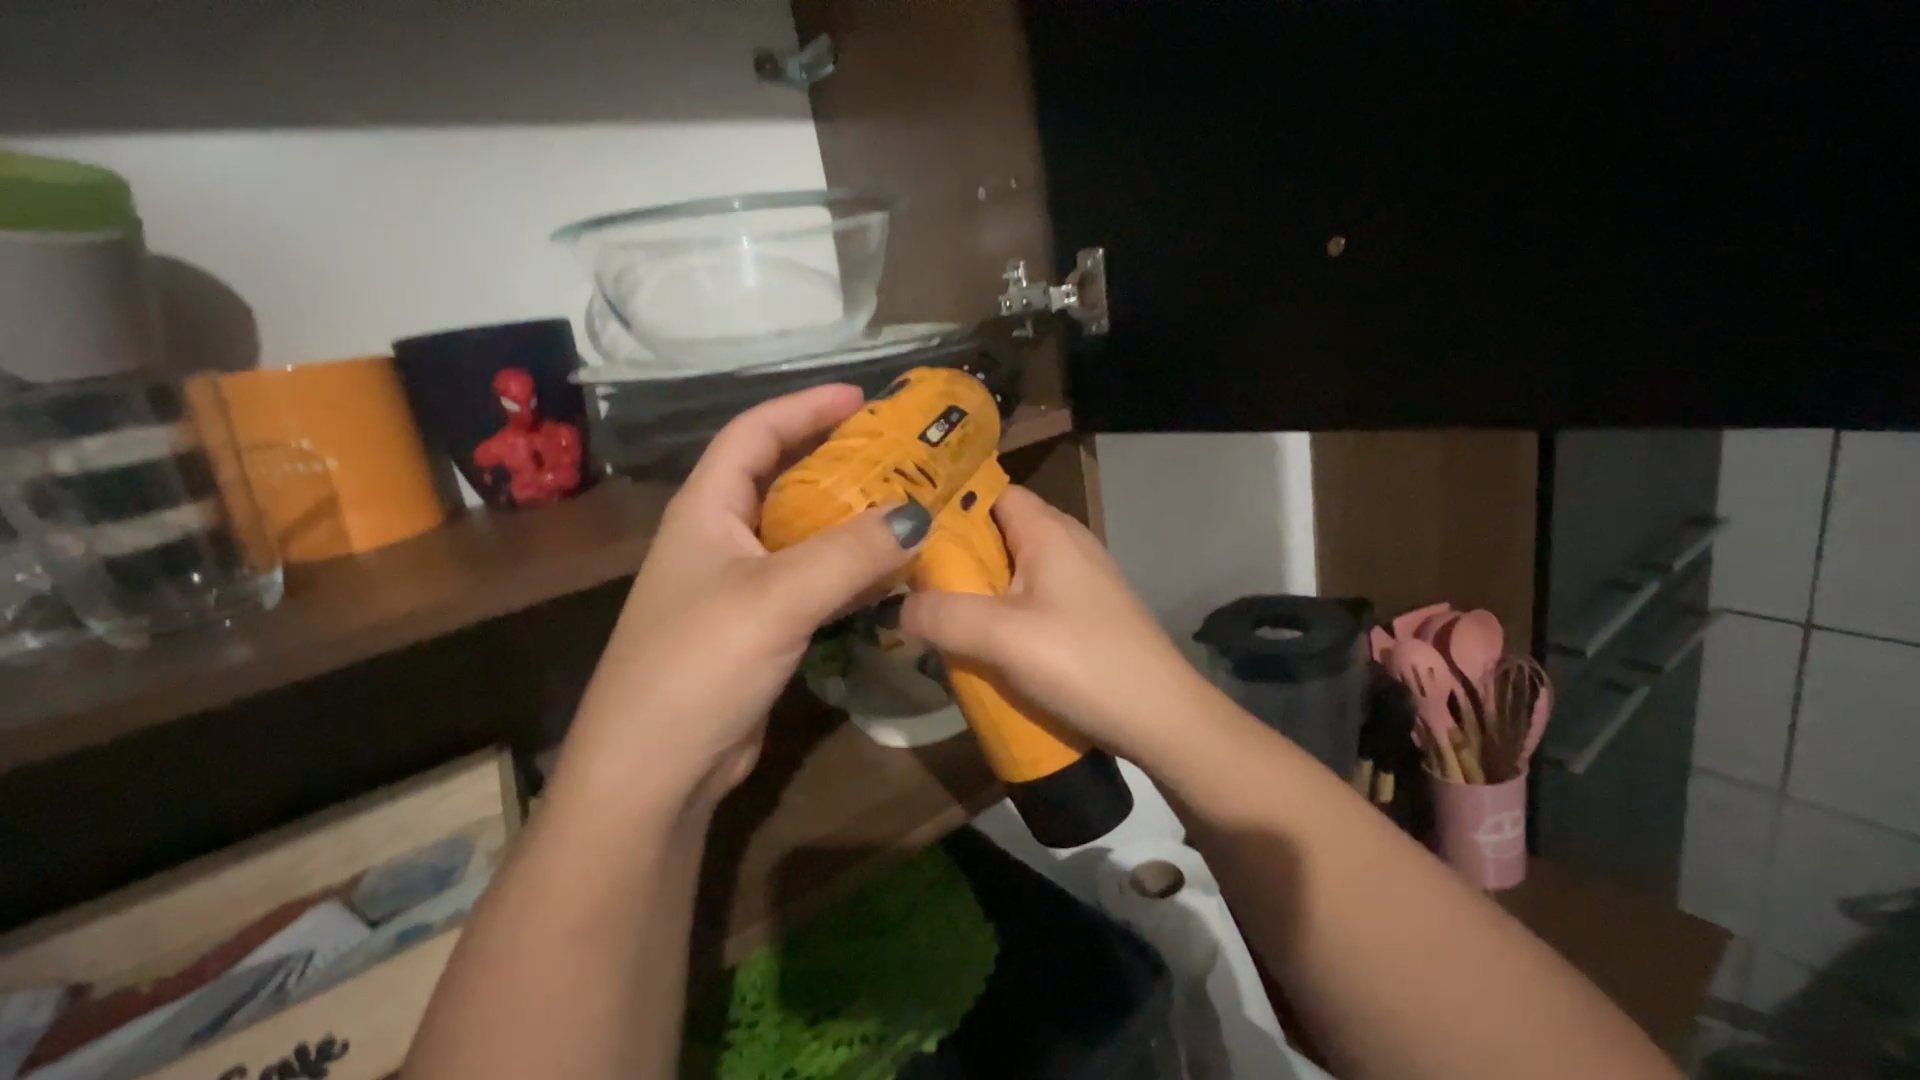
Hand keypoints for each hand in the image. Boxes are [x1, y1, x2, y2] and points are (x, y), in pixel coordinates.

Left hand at [560, 385, 931, 806]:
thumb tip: (920, 515)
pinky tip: (892, 579)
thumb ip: (850, 553)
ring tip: (912, 512)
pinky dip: (851, 577)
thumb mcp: (777, 598)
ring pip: (803, 539)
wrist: (653, 772)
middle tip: (904, 458)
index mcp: (706, 510)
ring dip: (852, 525)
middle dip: (840, 465)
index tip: (862, 398)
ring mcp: (738, 590)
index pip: (753, 433)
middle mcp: (720, 540)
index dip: (804, 407)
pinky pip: (812, 587)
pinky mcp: (758, 633)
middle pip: (783, 482)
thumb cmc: (699, 664)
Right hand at [898, 486, 1206, 762]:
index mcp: (1048, 531)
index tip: (902, 524)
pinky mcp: (1085, 616)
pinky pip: (1029, 600)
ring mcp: (1080, 581)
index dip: (948, 502)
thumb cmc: (1082, 664)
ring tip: (929, 608)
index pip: (991, 492)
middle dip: (952, 551)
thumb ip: (941, 615)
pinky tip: (976, 641)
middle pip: (997, 531)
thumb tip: (896, 607)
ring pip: (1012, 569)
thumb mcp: (1001, 637)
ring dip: (974, 587)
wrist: (1162, 720)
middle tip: (902, 572)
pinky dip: (999, 612)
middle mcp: (1067, 544)